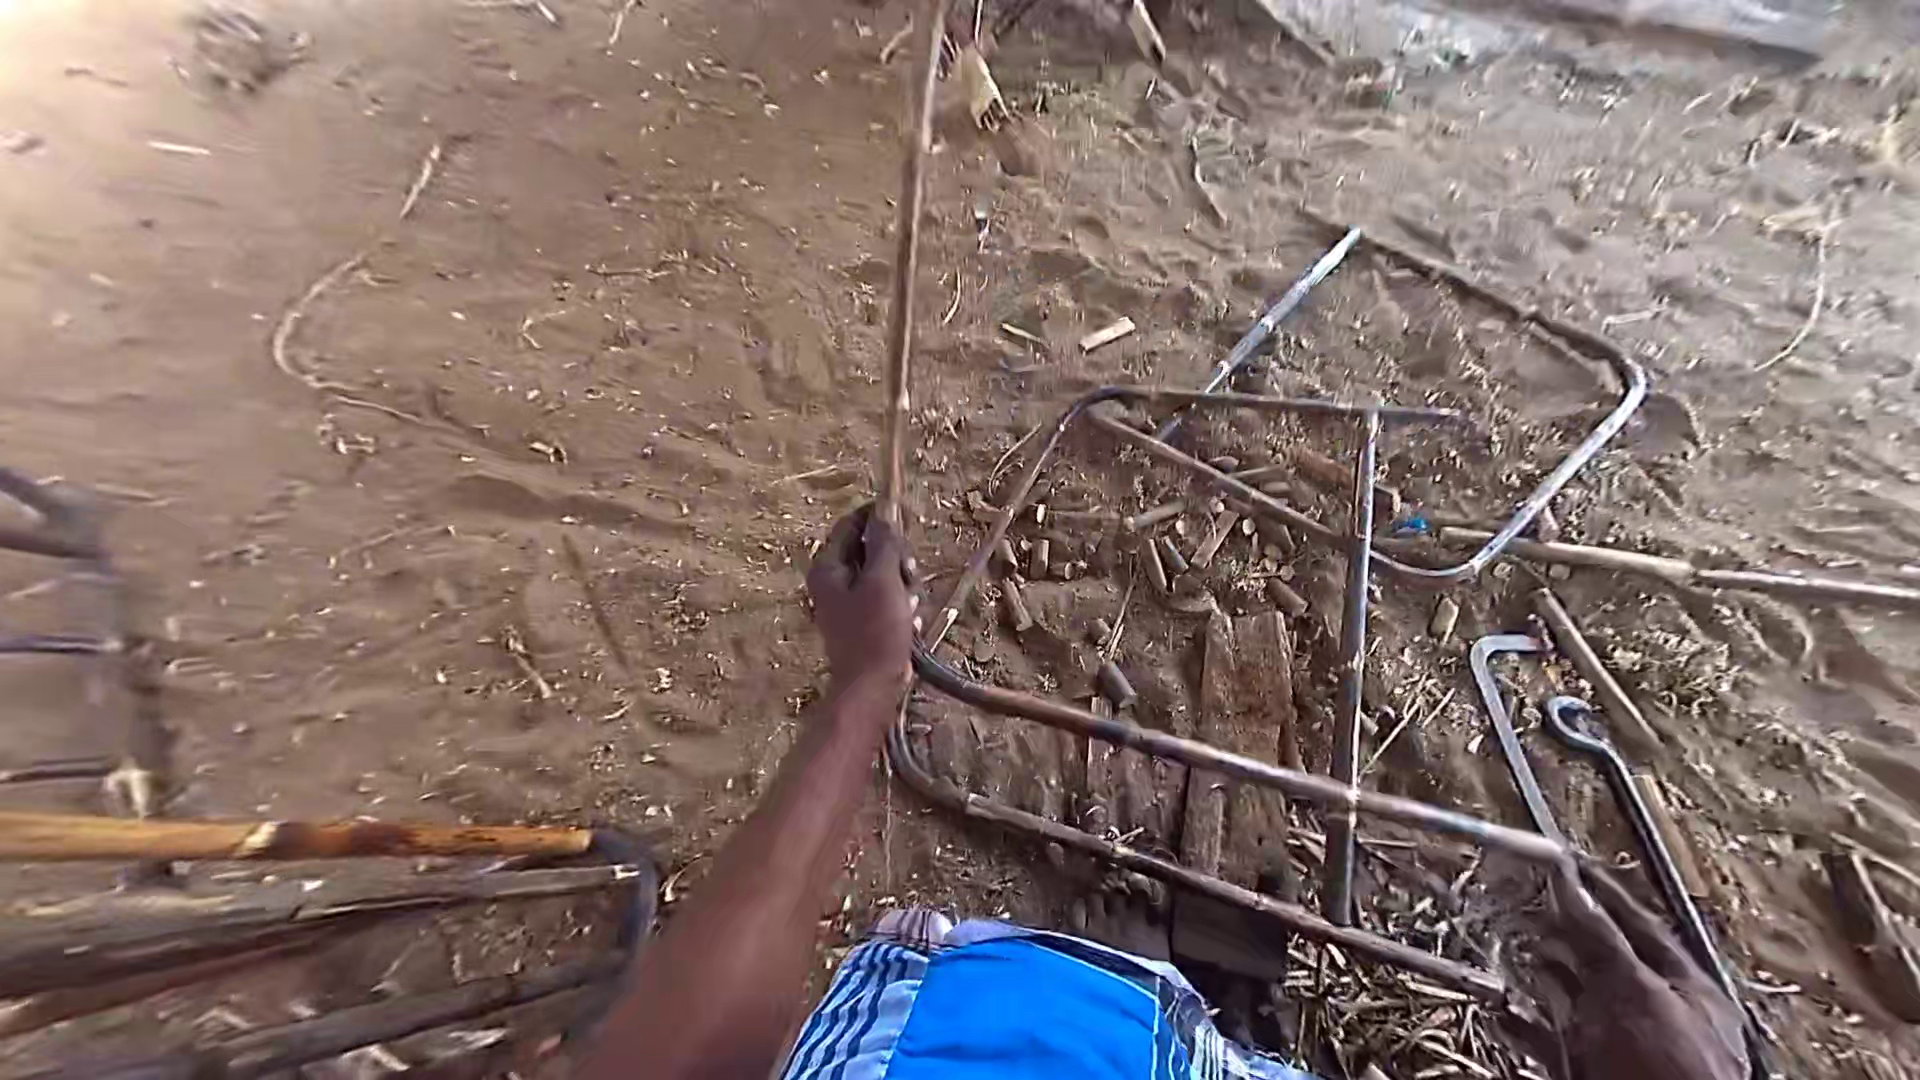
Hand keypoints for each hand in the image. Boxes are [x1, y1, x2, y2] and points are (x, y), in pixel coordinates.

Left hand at [806, 504, 916, 699]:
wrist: (871, 688)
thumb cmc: (875, 633)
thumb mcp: (883, 581)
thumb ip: (884, 543)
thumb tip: (886, 509)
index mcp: (828, 566)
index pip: (852, 524)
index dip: (879, 517)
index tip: (907, 520)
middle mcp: (832, 580)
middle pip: (869, 548)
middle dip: (896, 558)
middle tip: (910, 574)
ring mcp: (847, 601)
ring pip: (882, 573)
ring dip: (902, 583)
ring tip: (911, 605)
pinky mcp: (862, 619)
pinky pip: (885, 597)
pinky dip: (900, 603)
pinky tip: (910, 620)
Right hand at [1521, 860, 1746, 1079]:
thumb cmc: (1666, 1071)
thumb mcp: (1636, 994)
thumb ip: (1599, 938)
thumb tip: (1568, 884)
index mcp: (1684, 990)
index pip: (1635, 921)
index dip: (1597, 887)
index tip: (1557, 855)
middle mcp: (1652, 1009)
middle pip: (1593, 951)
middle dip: (1552, 924)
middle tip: (1512, 892)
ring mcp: (1617, 1038)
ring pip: (1564, 986)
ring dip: (1532, 967)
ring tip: (1502, 943)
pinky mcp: (1585, 1062)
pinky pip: (1542, 1027)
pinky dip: (1517, 1014)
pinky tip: (1499, 1005)